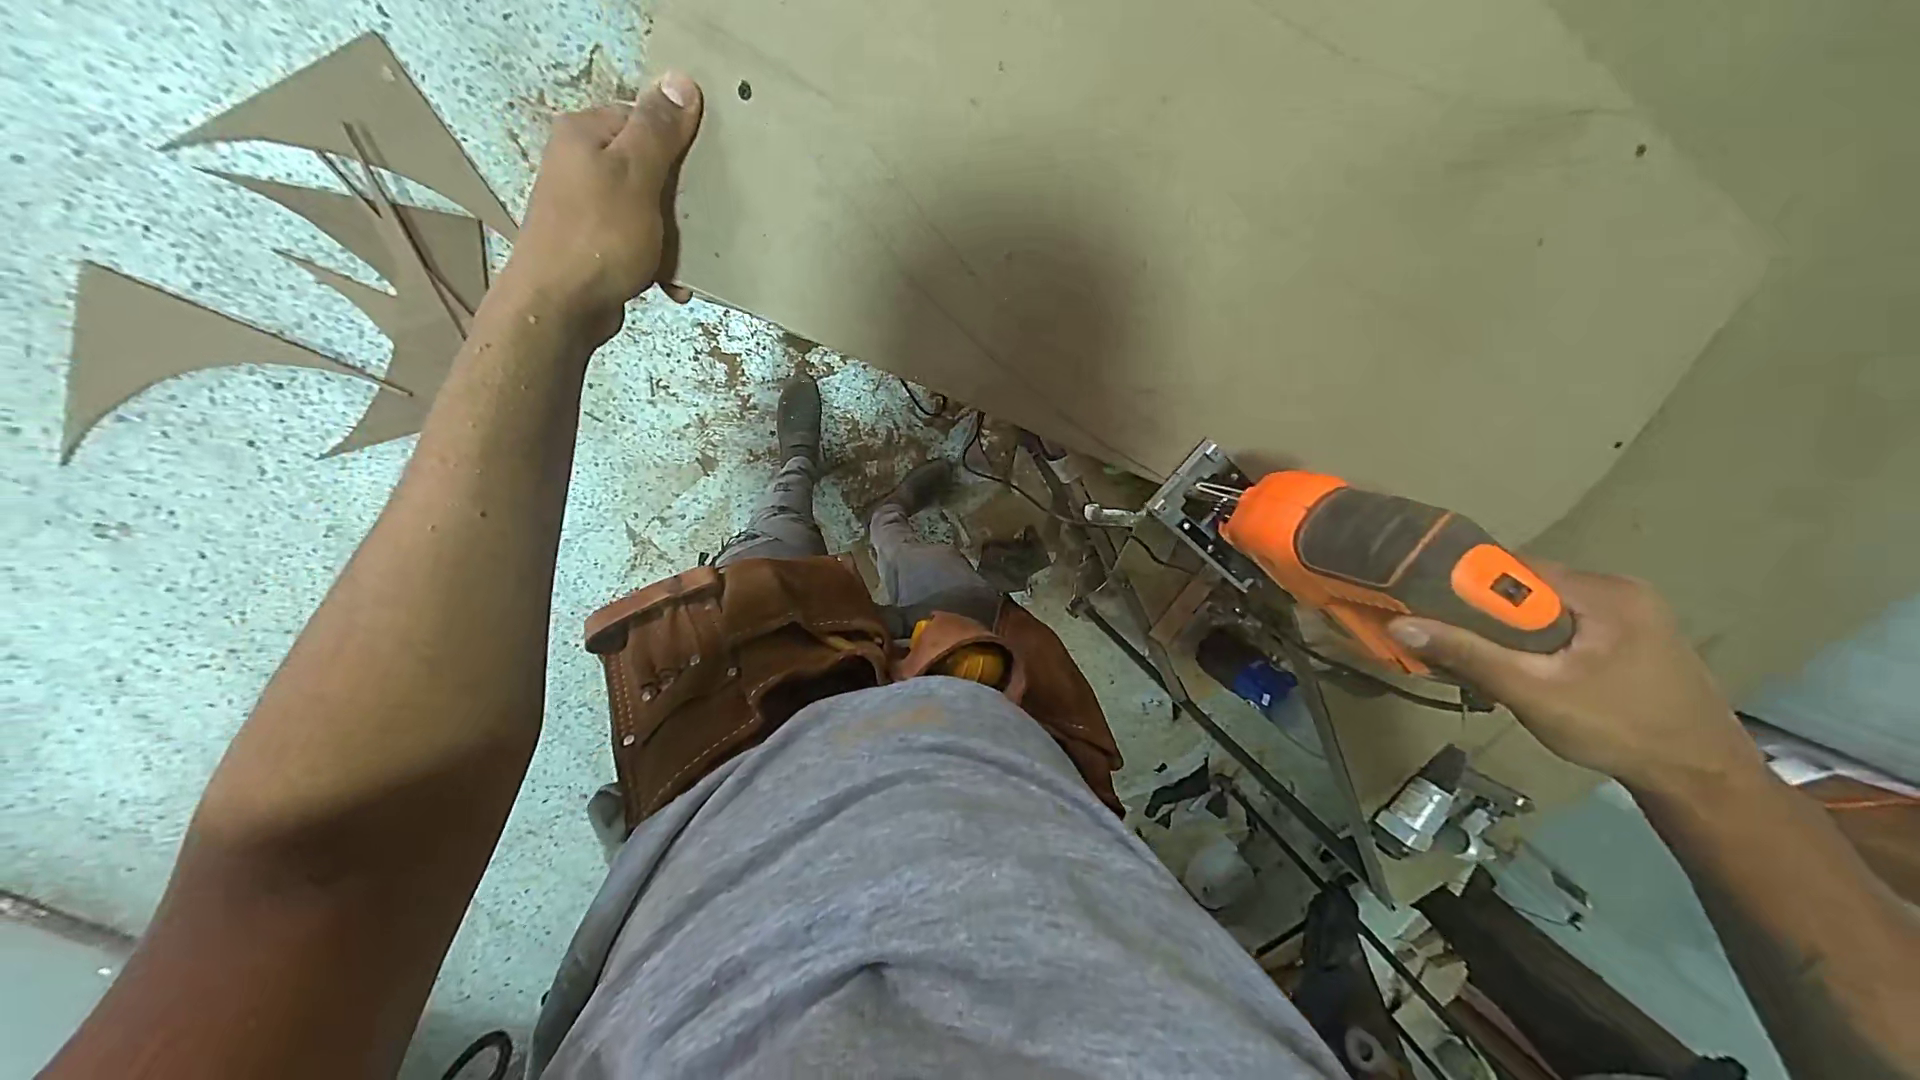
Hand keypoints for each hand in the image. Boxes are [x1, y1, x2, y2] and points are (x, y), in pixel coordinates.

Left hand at [496, 71, 703, 342]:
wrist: (561, 306)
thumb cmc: (599, 236)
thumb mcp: (636, 175)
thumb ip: (659, 130)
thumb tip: (681, 80)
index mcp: (587, 133)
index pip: (645, 119)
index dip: (679, 145)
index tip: (706, 174)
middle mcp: (582, 163)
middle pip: (651, 167)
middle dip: (681, 200)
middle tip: (702, 222)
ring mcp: (589, 207)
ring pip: (651, 210)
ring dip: (676, 238)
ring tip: (688, 259)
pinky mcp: (598, 245)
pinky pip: (641, 244)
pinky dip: (660, 262)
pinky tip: (672, 283)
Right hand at [1387, 565, 1763, 793]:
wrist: (1702, 780)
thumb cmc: (1618, 730)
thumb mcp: (1532, 691)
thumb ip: (1466, 653)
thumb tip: (1399, 624)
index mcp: (1605, 592)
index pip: (1513, 566)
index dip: (1465, 583)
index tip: (1428, 606)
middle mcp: (1620, 590)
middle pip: (1527, 586)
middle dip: (1485, 612)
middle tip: (1452, 642)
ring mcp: (1632, 613)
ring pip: (1543, 606)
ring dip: (1508, 629)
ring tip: (1483, 660)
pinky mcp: (1633, 635)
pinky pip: (1564, 621)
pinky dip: (1534, 638)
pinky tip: (1522, 667)